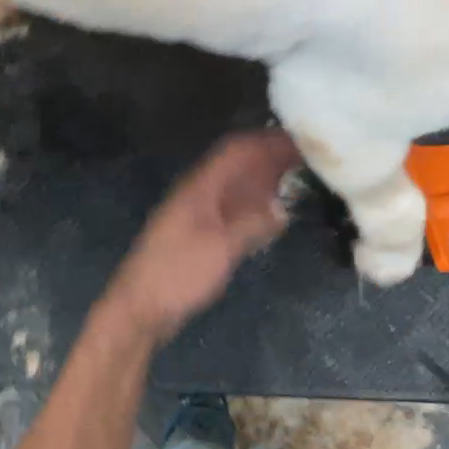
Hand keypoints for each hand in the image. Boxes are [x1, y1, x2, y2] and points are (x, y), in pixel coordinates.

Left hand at [102, 130, 300, 342]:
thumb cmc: (177, 275)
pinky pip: (234, 212)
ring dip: (264, 183)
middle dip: (269, 160)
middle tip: (306, 159)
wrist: (141, 309)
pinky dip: (255, 209)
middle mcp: (200, 196)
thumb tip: (282, 210)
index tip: (298, 139)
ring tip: (298, 181)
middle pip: (237, 167)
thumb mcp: (221, 249)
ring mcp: (199, 217)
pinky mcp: (202, 237)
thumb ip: (252, 226)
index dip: (266, 142)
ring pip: (236, 190)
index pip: (235, 151)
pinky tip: (275, 216)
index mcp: (199, 189)